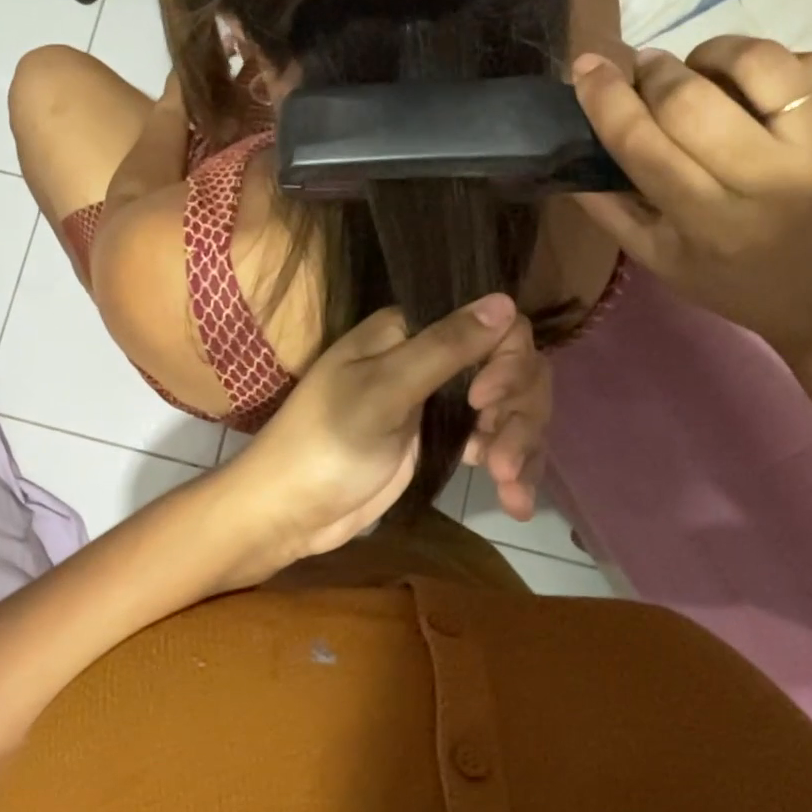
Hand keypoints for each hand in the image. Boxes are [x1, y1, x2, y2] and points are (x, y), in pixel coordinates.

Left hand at [222, 294, 527, 576]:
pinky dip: (511, 467)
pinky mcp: (441, 441)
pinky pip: (493, 441)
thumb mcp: (384, 392)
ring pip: (509, 408)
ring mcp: (437, 402)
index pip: (490, 325)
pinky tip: (516, 501)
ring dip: (521, 445)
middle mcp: (428, 359)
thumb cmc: (326, 443)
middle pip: (511, 369)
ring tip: (509, 488)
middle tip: (499, 461)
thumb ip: (445, 348)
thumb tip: (504, 301)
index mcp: (407, 332)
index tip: (486, 401)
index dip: (506, 361)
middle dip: (518, 413)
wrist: (290, 510)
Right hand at [570, 38, 811, 366]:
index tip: (588, 67)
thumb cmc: (741, 283)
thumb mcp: (662, 261)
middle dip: (658, 73)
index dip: (607, 98)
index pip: (643, 141)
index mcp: (712, 221)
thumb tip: (571, 145)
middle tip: (650, 71)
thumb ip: (611, 208)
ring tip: (709, 72)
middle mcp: (777, 180)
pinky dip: (782, 70)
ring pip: (761, 62)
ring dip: (718, 56)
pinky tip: (772, 95)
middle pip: (693, 97)